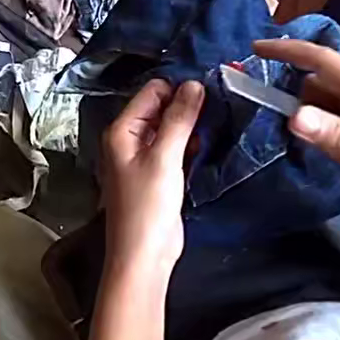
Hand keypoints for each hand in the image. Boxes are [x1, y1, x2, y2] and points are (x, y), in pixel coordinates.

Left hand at [101, 79, 204, 276]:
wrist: (144, 255)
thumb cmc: (148, 206)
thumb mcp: (165, 158)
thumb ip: (179, 119)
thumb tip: (194, 84)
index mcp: (122, 130)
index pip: (152, 92)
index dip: (179, 90)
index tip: (209, 92)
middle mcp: (129, 140)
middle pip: (160, 108)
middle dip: (186, 106)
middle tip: (218, 107)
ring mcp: (143, 157)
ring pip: (169, 128)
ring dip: (190, 125)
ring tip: (216, 124)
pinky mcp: (158, 174)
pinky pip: (174, 147)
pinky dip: (189, 143)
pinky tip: (206, 145)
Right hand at [252, 39, 339, 241]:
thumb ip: (338, 138)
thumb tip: (294, 114)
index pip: (325, 62)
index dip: (289, 51)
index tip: (255, 49)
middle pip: (326, 82)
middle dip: (299, 98)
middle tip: (289, 137)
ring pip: (336, 101)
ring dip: (317, 118)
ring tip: (321, 154)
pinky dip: (333, 128)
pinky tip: (339, 154)